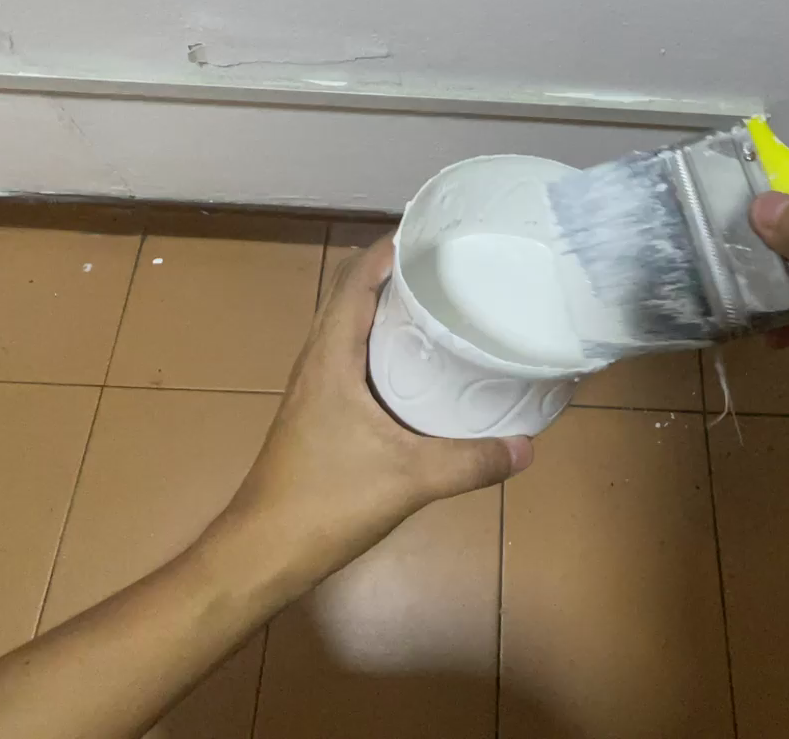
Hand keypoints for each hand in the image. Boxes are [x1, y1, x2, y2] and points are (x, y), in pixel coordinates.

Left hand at [221, 237, 532, 577]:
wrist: (261, 551)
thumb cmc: (326, 501)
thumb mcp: (409, 479)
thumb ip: (471, 462)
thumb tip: (527, 447)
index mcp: (331, 354)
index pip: (357, 276)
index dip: (391, 248)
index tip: (436, 238)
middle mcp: (318, 357)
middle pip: (350, 289)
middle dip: (393, 269)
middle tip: (447, 267)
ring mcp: (314, 382)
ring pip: (347, 320)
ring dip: (383, 302)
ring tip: (435, 301)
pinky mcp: (318, 405)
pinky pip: (349, 349)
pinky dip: (377, 336)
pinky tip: (412, 360)